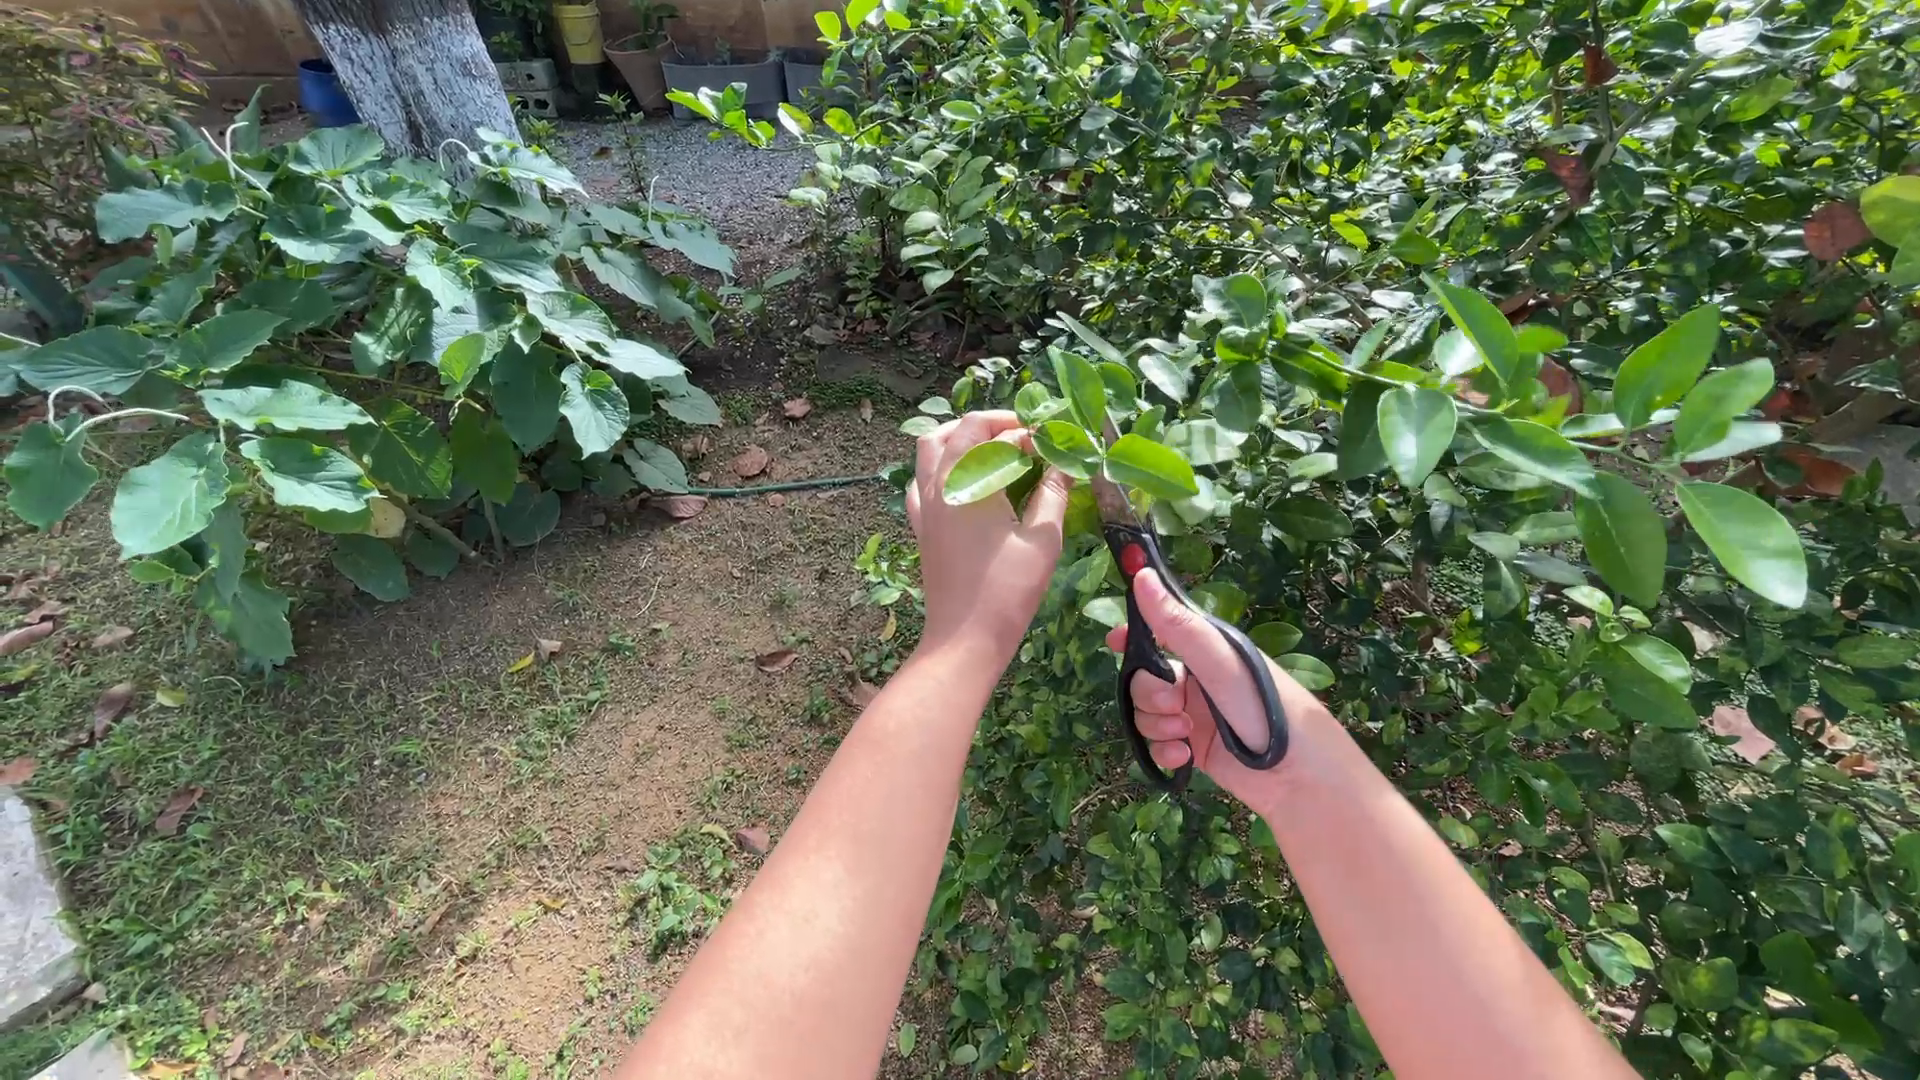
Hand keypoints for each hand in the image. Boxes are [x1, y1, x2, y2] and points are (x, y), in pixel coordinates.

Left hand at [906, 411, 1072, 656]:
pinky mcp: (920, 525)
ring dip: (960, 437)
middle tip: (1025, 434)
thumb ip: (1054, 494)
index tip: (1055, 444)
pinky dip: (941, 467)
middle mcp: (939, 485)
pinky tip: (965, 481)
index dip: (1030, 434)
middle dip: (993, 423)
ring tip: (992, 446)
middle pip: (958, 430)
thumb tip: (1066, 465)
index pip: (998, 437)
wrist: (964, 639)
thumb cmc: (1008, 591)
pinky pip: (921, 480)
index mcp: (969, 483)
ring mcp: (924, 505)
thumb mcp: (1042, 540)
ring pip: (930, 448)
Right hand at [1104, 567, 1315, 802]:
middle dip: (1150, 694)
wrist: (1302, 780)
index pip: (1159, 631)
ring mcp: (1194, 715)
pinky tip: (1184, 758)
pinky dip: (1165, 751)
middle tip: (1174, 706)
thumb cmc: (1268, 709)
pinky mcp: (1194, 749)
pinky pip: (1158, 744)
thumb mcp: (1220, 663)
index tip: (1114, 642)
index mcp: (1207, 649)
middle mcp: (1197, 679)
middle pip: (1144, 678)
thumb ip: (1178, 625)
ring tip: (1184, 735)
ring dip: (1157, 724)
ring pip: (1147, 713)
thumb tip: (1141, 574)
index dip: (1134, 636)